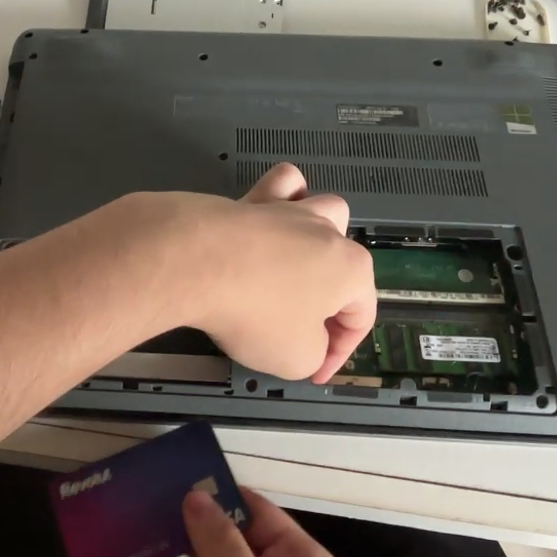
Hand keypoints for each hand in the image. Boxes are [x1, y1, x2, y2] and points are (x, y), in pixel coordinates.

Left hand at [121, 162, 375, 382]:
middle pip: (345, 263)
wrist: (195, 263)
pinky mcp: (252, 201)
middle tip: (301, 326)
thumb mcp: (296, 358)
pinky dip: (284, 197)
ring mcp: (288, 210)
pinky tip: (274, 219)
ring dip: (320, 241)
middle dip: (331, 297)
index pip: (360, 316)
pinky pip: (281, 185)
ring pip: (323, 212)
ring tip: (296, 271)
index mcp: (350, 269)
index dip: (338, 353)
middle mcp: (325, 231)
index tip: (313, 372)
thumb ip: (313, 354)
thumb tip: (305, 345)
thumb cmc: (253, 309)